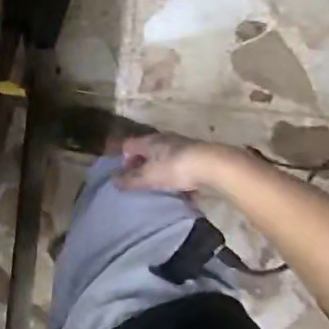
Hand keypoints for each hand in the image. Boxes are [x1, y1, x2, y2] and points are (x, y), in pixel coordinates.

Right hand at [115, 132, 242, 193]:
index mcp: (149, 141)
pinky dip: (179, 175)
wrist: (215, 166)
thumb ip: (129, 180)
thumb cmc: (175, 168)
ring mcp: (183, 146)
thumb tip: (113, 181)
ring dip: (162, 171)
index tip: (127, 177)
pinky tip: (184, 189)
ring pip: (165, 158)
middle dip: (143, 166)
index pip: (128, 146)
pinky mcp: (198, 154)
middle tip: (144, 184)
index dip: (124, 160)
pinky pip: (182, 165)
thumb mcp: (148, 177)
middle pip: (147, 151)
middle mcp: (164, 139)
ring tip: (164, 188)